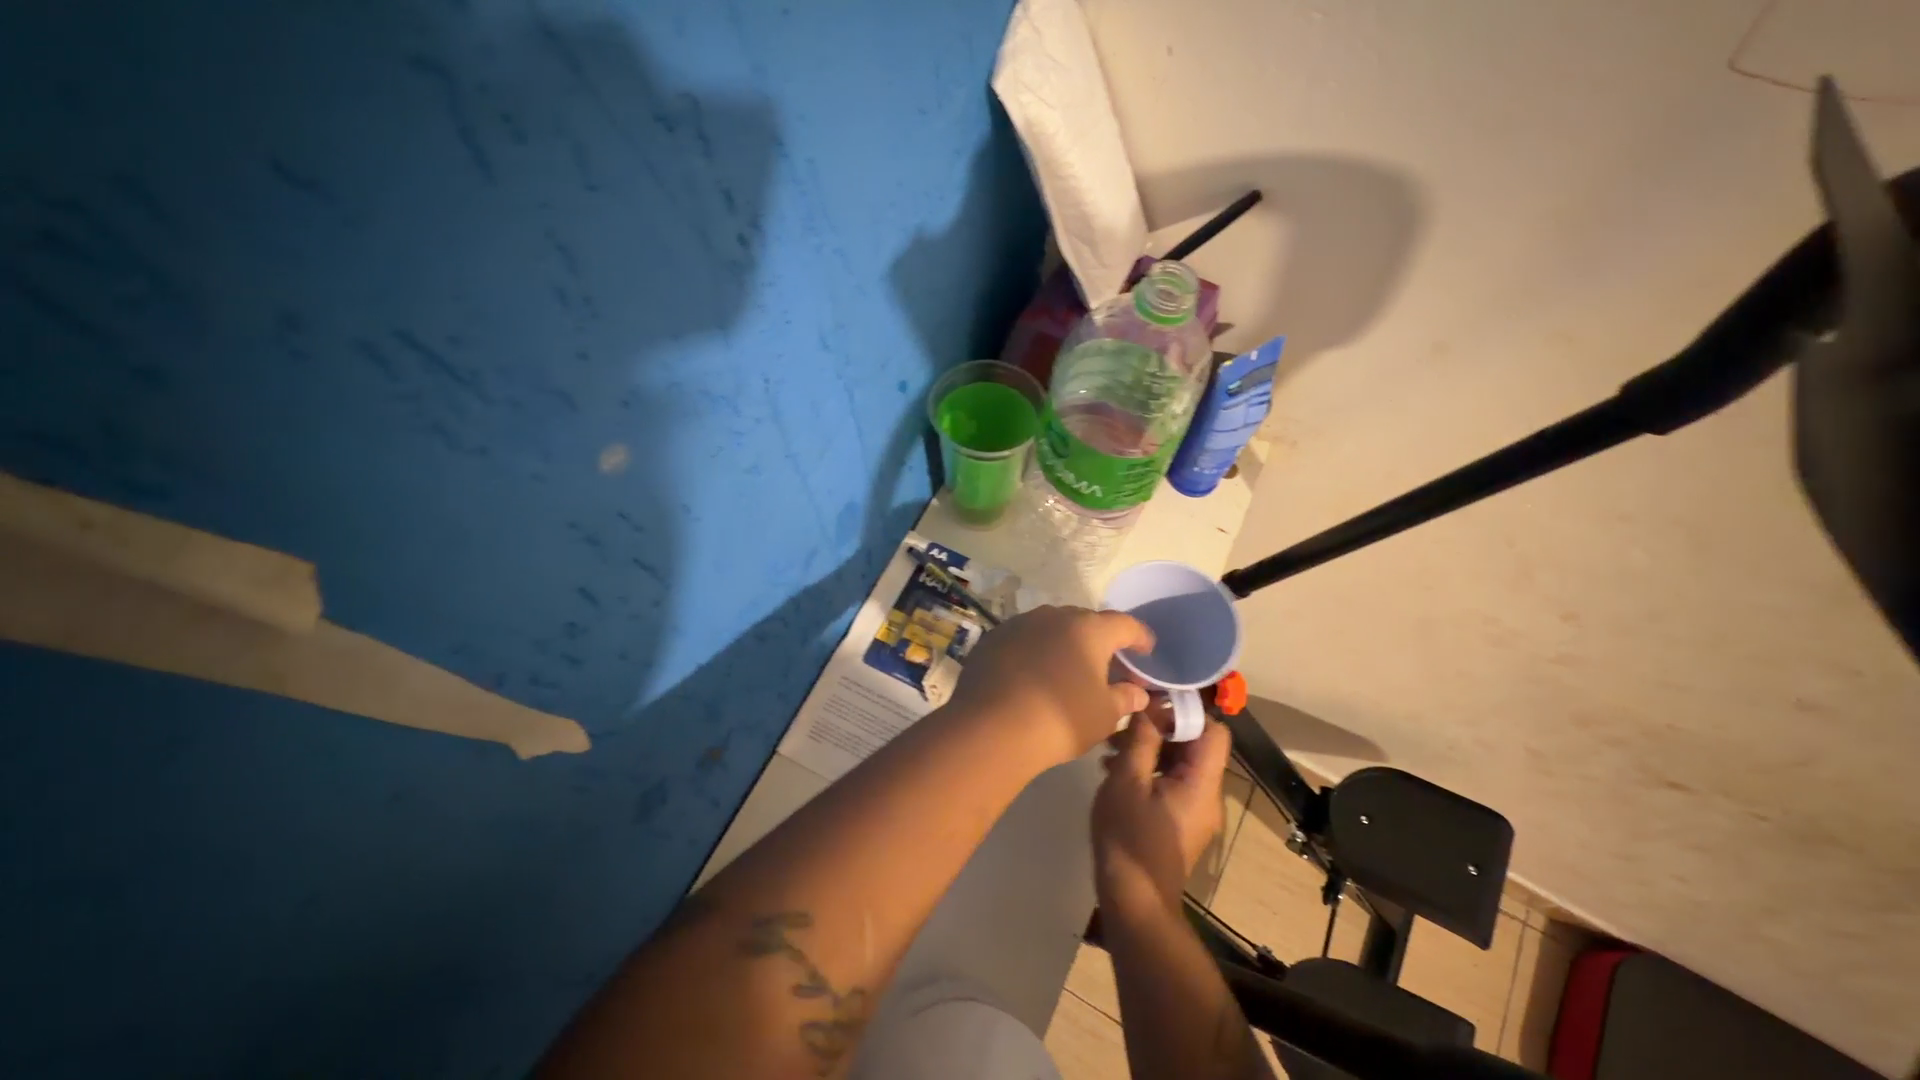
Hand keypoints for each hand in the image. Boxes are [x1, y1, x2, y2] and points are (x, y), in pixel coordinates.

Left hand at [950, 606, 1154, 765]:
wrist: (991, 728)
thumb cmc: (1060, 719)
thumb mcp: (1104, 715)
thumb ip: (1124, 698)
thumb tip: (1137, 691)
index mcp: (1089, 629)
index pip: (1124, 624)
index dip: (1140, 636)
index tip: (1147, 649)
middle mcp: (1054, 616)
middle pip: (1086, 622)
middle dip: (1100, 640)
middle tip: (1107, 664)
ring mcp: (1019, 624)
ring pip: (1051, 628)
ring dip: (1063, 644)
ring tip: (1068, 668)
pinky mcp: (992, 639)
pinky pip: (1023, 641)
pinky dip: (1034, 653)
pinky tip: (1033, 675)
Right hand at [1091, 713, 1232, 914]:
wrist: (1135, 903)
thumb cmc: (1130, 838)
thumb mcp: (1126, 782)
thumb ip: (1140, 740)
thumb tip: (1150, 706)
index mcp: (1203, 782)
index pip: (1214, 731)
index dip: (1185, 712)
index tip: (1150, 706)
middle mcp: (1208, 795)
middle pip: (1195, 747)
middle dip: (1160, 730)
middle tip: (1121, 728)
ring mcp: (1195, 813)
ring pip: (1180, 766)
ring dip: (1150, 751)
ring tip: (1110, 752)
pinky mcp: (1180, 825)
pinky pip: (1171, 786)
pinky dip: (1149, 773)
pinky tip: (1115, 775)